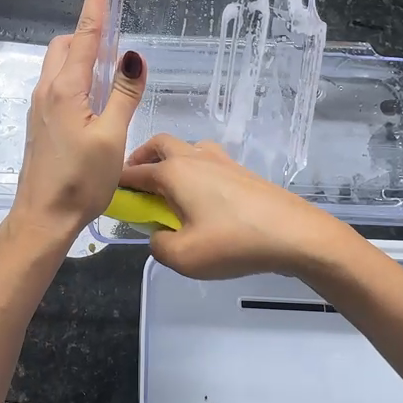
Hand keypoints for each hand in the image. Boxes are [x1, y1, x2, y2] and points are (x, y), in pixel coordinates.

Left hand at [4, 0, 146, 247]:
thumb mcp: (112, 136)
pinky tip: (95, 96)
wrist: (42, 217)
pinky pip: (57, 83)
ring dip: (80, 54)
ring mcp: (40, 106)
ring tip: (110, 66)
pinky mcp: (41, 122)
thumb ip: (123, 93)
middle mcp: (47, 89)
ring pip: (59, 64)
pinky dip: (76, 75)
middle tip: (115, 33)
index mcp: (65, 88)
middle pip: (65, 44)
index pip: (83, 35)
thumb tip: (133, 54)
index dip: (94, 4)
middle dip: (87, 31)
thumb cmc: (81, 180)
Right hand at [117, 134, 364, 280]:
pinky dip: (192, 172)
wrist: (294, 234)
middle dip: (141, 159)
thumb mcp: (183, 257)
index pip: (133, 172)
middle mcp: (193, 157)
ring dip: (169, 161)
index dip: (116, 184)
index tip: (107, 198)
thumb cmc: (233, 243)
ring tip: (168, 192)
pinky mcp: (241, 171)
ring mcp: (220, 161)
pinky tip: (200, 199)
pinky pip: (206, 161)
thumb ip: (158, 245)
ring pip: (185, 148)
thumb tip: (158, 235)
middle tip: (135, 186)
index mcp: (173, 172)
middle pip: (159, 144)